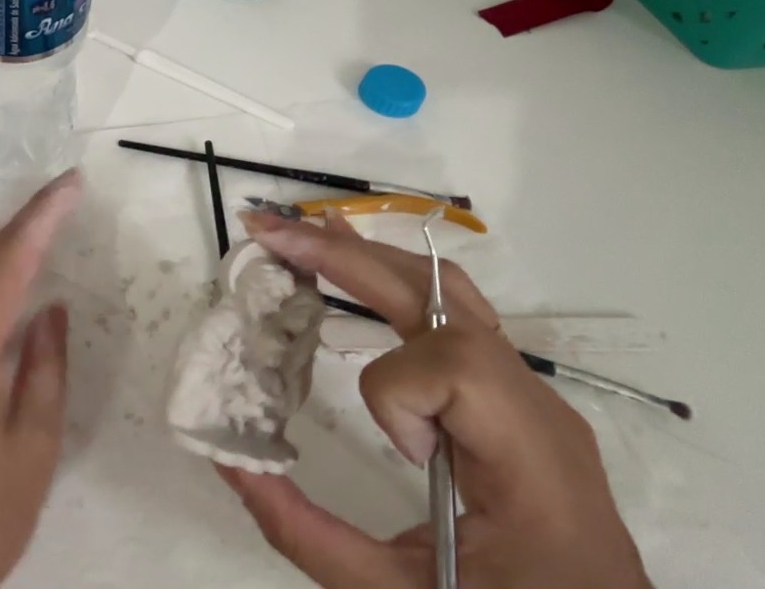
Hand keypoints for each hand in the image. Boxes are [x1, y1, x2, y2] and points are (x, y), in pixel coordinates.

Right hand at [223, 209, 651, 588]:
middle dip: (347, 258)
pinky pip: (451, 318)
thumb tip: (227, 460)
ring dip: (367, 258)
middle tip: (269, 231)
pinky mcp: (508, 395)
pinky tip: (353, 266)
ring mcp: (528, 394)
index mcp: (530, 461)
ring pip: (447, 294)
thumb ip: (307, 533)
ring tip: (303, 233)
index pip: (457, 368)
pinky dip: (391, 282)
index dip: (400, 394)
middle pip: (442, 299)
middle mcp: (537, 408)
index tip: (408, 459)